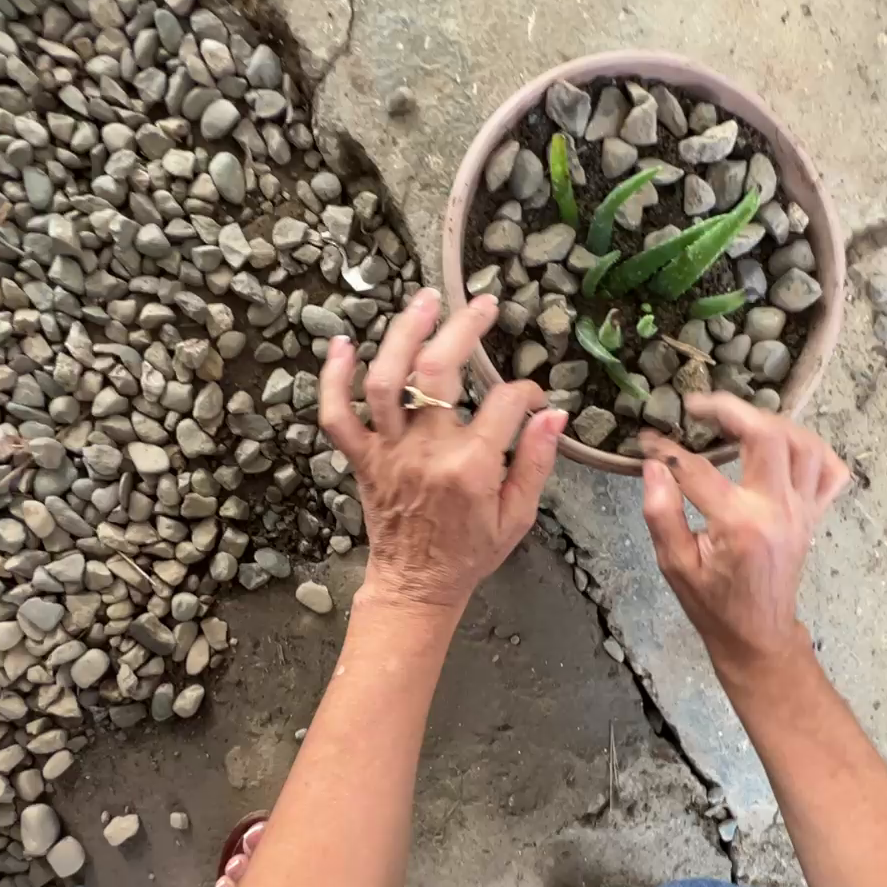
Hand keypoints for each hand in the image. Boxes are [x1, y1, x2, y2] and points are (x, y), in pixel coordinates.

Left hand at [319, 288, 566, 612]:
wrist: (416, 585)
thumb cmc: (470, 553)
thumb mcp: (517, 516)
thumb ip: (536, 462)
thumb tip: (553, 414)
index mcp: (470, 468)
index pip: (504, 404)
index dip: (526, 392)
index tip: (533, 398)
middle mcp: (425, 453)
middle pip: (437, 372)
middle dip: (463, 329)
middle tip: (482, 304)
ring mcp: (387, 453)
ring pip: (384, 381)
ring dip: (402, 334)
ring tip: (423, 301)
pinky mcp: (361, 459)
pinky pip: (336, 415)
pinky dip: (333, 379)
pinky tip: (342, 344)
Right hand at [640, 393, 850, 674]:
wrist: (758, 635)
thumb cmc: (712, 605)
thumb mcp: (675, 566)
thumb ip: (662, 514)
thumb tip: (653, 467)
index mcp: (740, 525)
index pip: (698, 469)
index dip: (667, 450)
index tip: (646, 440)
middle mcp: (778, 510)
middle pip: (767, 436)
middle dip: (730, 410)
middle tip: (699, 407)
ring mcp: (803, 511)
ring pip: (803, 444)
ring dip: (770, 423)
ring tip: (737, 421)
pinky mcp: (814, 515)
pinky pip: (831, 471)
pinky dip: (812, 449)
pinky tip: (785, 446)